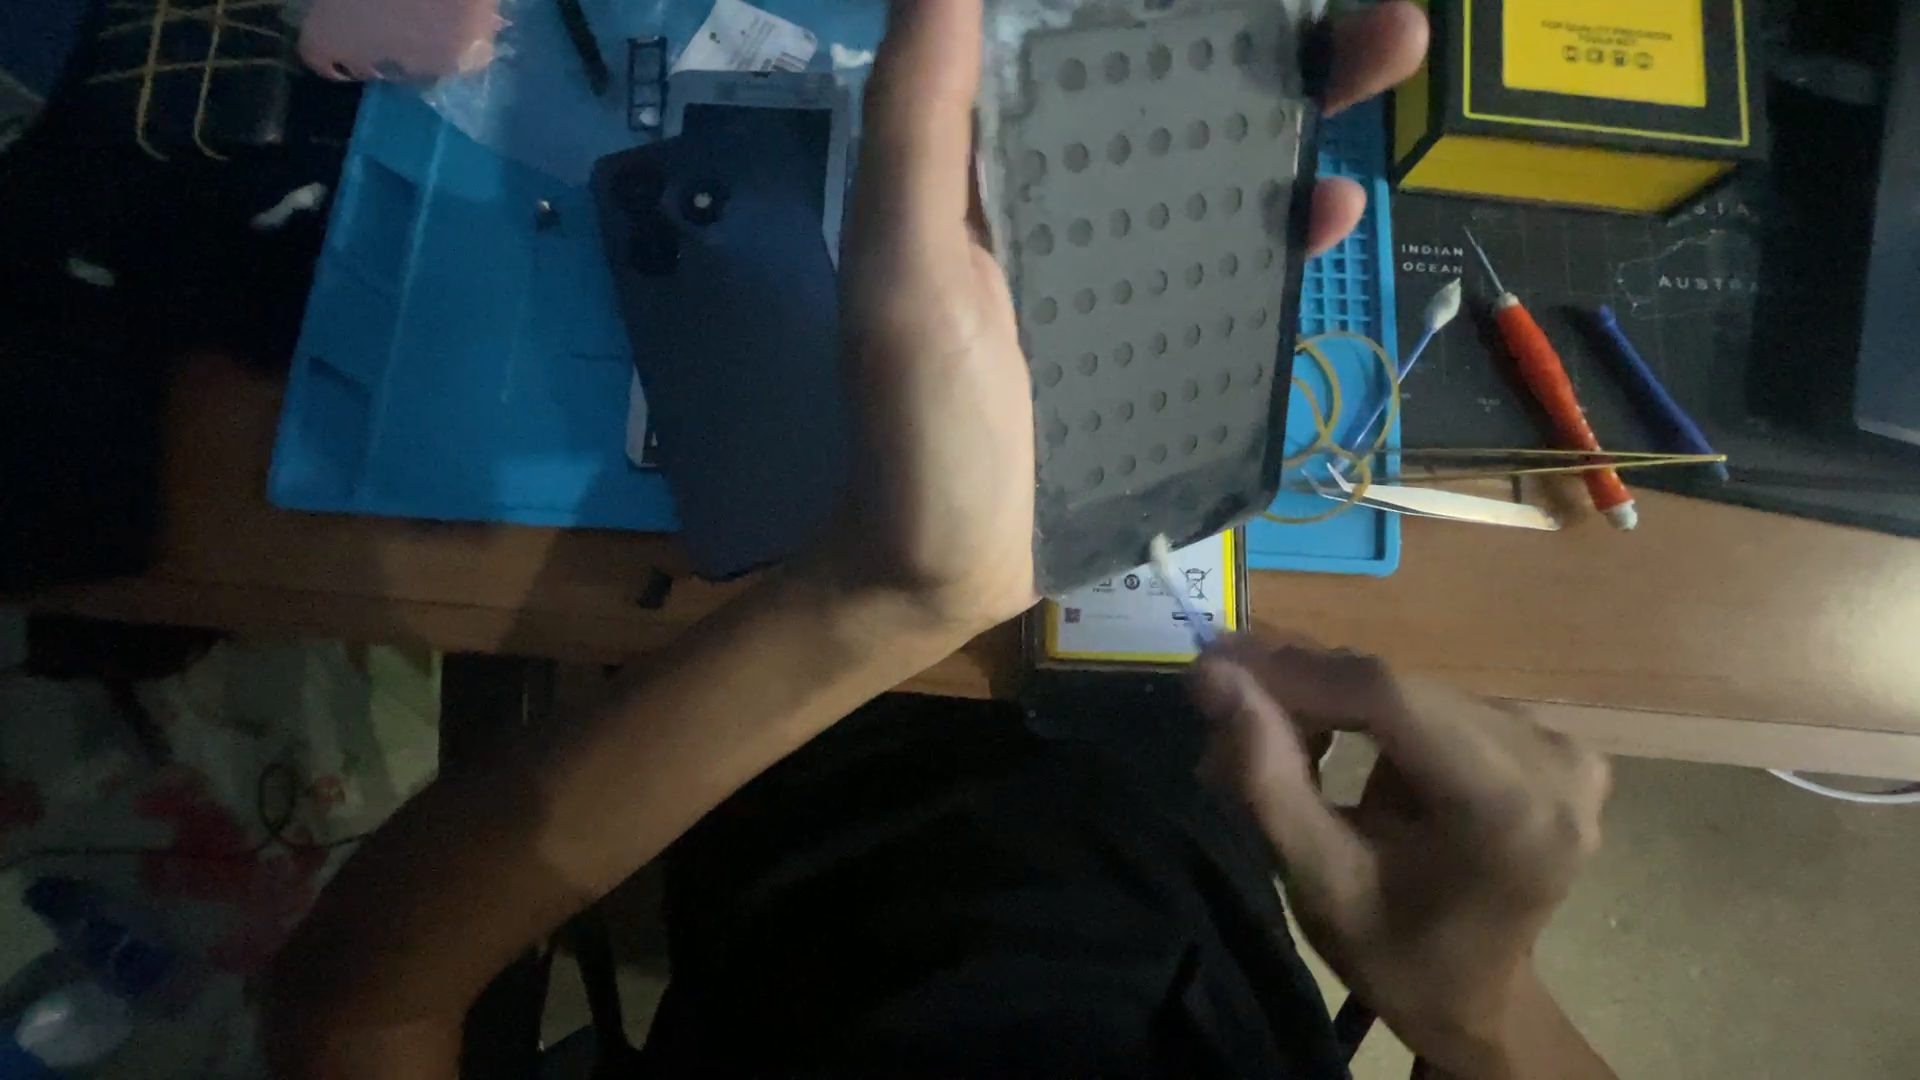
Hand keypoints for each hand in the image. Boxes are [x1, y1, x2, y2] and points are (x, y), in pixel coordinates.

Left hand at [828, 0, 1428, 639]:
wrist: (949, 565)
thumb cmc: (920, 429)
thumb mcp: (904, 274)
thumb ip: (918, 129)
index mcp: (989, 179)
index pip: (1073, 50)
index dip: (1151, 3)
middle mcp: (1054, 214)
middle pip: (1161, 101)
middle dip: (1256, 38)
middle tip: (1361, 8)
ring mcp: (1112, 284)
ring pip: (1208, 177)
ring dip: (1292, 114)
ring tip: (1384, 60)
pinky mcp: (1150, 348)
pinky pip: (1225, 274)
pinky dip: (1278, 234)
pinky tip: (1333, 209)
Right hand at [1191, 639, 1611, 1072]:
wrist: (1476, 993)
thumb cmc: (1394, 953)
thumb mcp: (1316, 880)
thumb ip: (1265, 776)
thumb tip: (1212, 675)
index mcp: (1509, 809)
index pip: (1386, 696)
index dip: (1292, 668)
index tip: (1211, 661)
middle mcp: (1548, 759)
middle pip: (1390, 684)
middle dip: (1292, 681)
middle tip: (1216, 692)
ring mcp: (1550, 740)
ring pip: (1395, 683)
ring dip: (1316, 692)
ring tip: (1257, 722)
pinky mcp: (1534, 733)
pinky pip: (1416, 694)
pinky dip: (1352, 703)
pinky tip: (1318, 731)